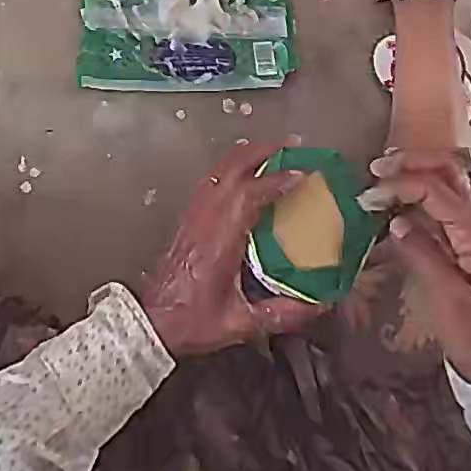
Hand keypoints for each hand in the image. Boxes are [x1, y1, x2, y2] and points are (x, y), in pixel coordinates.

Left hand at [141, 140, 322, 356]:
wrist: (151, 322)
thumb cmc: (192, 320)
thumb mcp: (240, 324)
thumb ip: (282, 313)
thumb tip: (319, 304)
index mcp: (220, 240)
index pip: (248, 195)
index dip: (276, 180)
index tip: (302, 173)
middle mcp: (206, 218)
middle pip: (233, 167)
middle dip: (265, 151)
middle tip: (293, 146)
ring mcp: (195, 213)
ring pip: (221, 167)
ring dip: (249, 153)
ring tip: (276, 151)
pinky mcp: (190, 215)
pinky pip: (213, 177)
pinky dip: (234, 164)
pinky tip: (248, 168)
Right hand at [370, 150, 470, 381]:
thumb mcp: (448, 301)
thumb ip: (424, 257)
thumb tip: (397, 221)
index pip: (439, 191)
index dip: (404, 185)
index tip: (372, 194)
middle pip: (449, 169)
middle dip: (413, 161)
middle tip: (378, 168)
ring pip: (446, 179)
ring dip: (415, 170)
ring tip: (382, 175)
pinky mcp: (462, 235)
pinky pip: (441, 199)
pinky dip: (417, 189)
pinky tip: (395, 197)